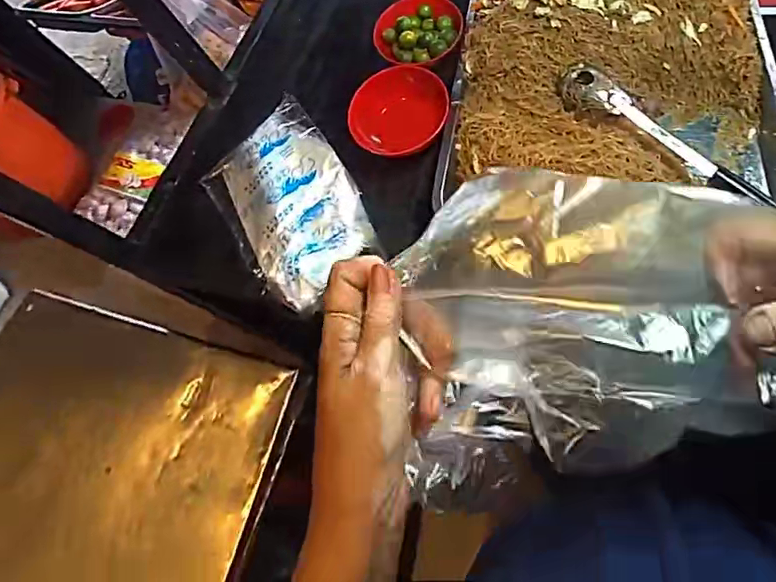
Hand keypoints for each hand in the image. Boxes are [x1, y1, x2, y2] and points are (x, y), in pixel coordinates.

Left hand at [307, 258, 450, 555]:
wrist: (367, 508)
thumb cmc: (365, 437)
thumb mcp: (376, 370)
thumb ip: (379, 316)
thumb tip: (380, 266)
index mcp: (340, 335)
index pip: (345, 277)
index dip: (374, 272)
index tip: (404, 290)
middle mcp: (356, 344)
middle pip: (391, 303)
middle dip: (420, 327)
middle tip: (434, 354)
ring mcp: (376, 367)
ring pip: (412, 336)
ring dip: (430, 365)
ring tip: (430, 401)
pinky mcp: (394, 389)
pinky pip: (418, 368)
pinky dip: (428, 389)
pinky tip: (427, 415)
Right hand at [707, 218, 775, 425]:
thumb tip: (742, 330)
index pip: (737, 232)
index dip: (719, 262)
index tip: (723, 306)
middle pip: (734, 262)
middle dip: (724, 299)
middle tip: (732, 344)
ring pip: (743, 291)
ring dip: (735, 324)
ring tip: (741, 363)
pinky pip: (757, 316)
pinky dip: (749, 337)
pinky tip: (752, 364)